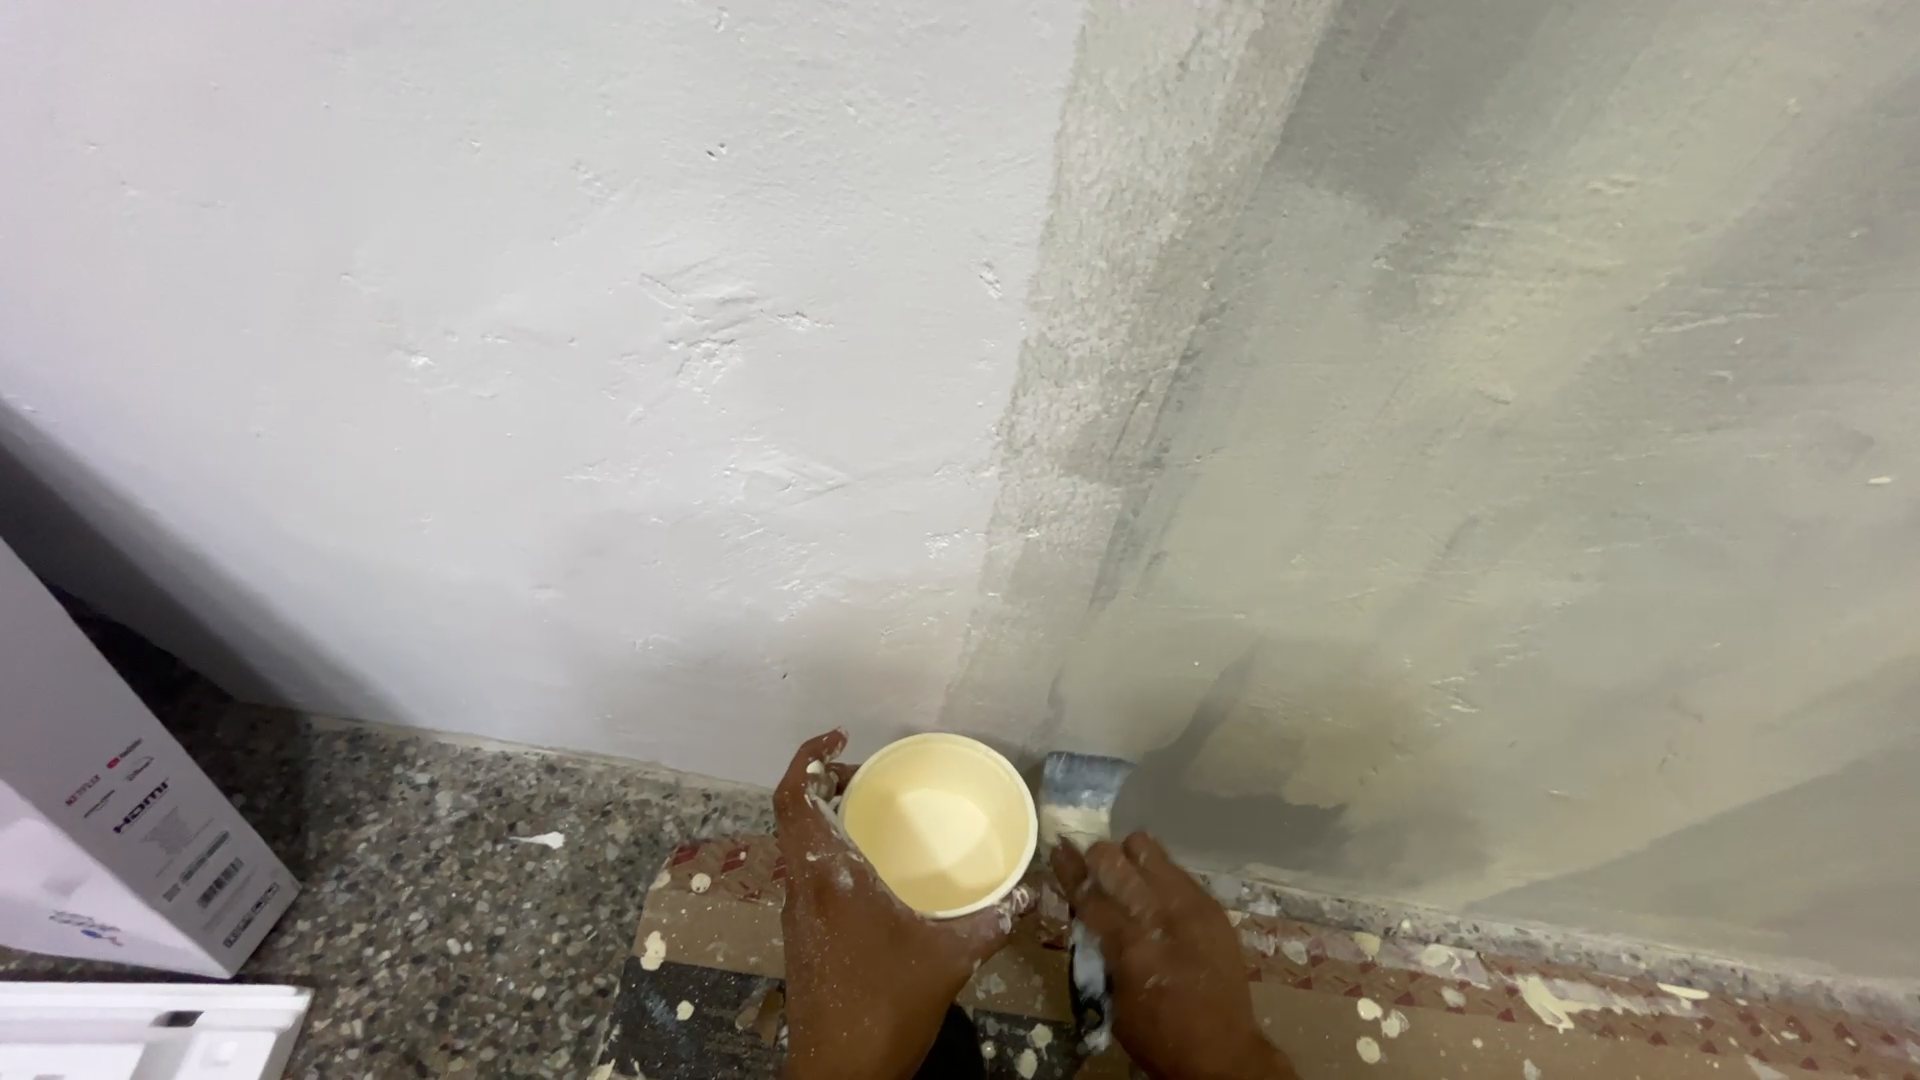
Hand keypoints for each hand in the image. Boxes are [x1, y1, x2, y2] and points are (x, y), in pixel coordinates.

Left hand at [776, 730, 1031, 1079]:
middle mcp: (804, 887)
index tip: (838, 739)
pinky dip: (830, 850)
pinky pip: (810, 874)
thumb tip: (1029, 894)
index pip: (793, 800)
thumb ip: (991, 921)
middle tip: (865, 771)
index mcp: (828, 877)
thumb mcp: (948, 959)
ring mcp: (798, 914)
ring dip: (825, 817)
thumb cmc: (886, 1007)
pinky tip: (870, 868)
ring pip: (800, 845)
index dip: (806, 759)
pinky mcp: (803, 937)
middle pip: (795, 815)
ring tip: (869, 809)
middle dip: (823, 782)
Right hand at [1051, 832, 1295, 1079]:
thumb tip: (1085, 911)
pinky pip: (1175, 868)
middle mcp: (1157, 916)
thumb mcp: (1112, 1001)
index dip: (1067, 867)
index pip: (1087, 892)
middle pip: (1112, 858)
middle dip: (1097, 861)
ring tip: (1129, 876)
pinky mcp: (1210, 904)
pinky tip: (1157, 894)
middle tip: (1096, 873)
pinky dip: (1158, 874)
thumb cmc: (1159, 1036)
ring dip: (1129, 859)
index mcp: (1128, 946)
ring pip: (1146, 848)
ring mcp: (1188, 905)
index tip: (1057, 848)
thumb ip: (1098, 949)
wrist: (1225, 1054)